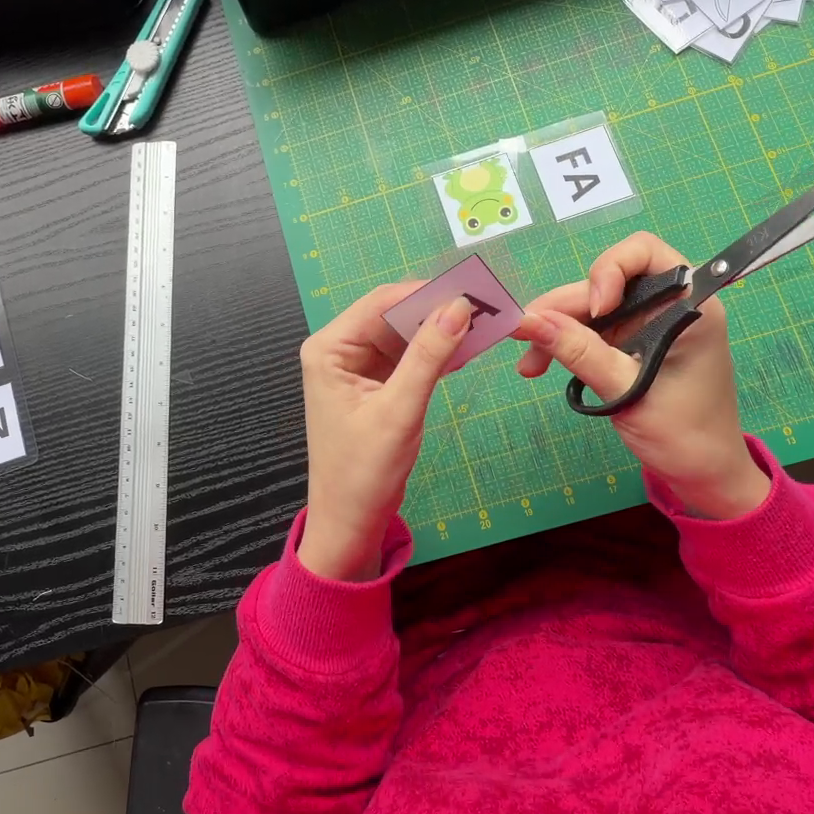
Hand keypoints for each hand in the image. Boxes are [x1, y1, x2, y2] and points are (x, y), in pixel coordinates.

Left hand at [297, 284, 472, 580]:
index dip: (425, 293)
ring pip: (403, 333)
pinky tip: (465, 350)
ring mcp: (355, 365)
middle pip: (393, 314)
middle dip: (435, 310)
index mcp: (329, 348)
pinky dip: (433, 353)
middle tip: (483, 306)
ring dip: (438, 330)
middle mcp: (338, 349)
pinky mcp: (373, 382)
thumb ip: (428, 356)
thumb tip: (458, 308)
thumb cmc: (364, 472)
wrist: (350, 522)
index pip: (380, 302)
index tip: (470, 290)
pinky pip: (407, 356)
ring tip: (482, 324)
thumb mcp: (399, 410)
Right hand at [511, 232, 766, 519]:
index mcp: (688, 304)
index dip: (610, 269)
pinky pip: (589, 330)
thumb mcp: (627, 390)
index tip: (594, 309)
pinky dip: (563, 344)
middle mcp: (665, 305)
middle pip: (604, 282)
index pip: (643, 253)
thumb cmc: (684, 433)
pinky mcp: (628, 343)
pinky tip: (538, 365)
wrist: (702, 474)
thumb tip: (528, 320)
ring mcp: (644, 323)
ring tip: (528, 363)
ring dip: (555, 329)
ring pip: (588, 307)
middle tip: (524, 334)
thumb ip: (579, 351)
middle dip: (564, 307)